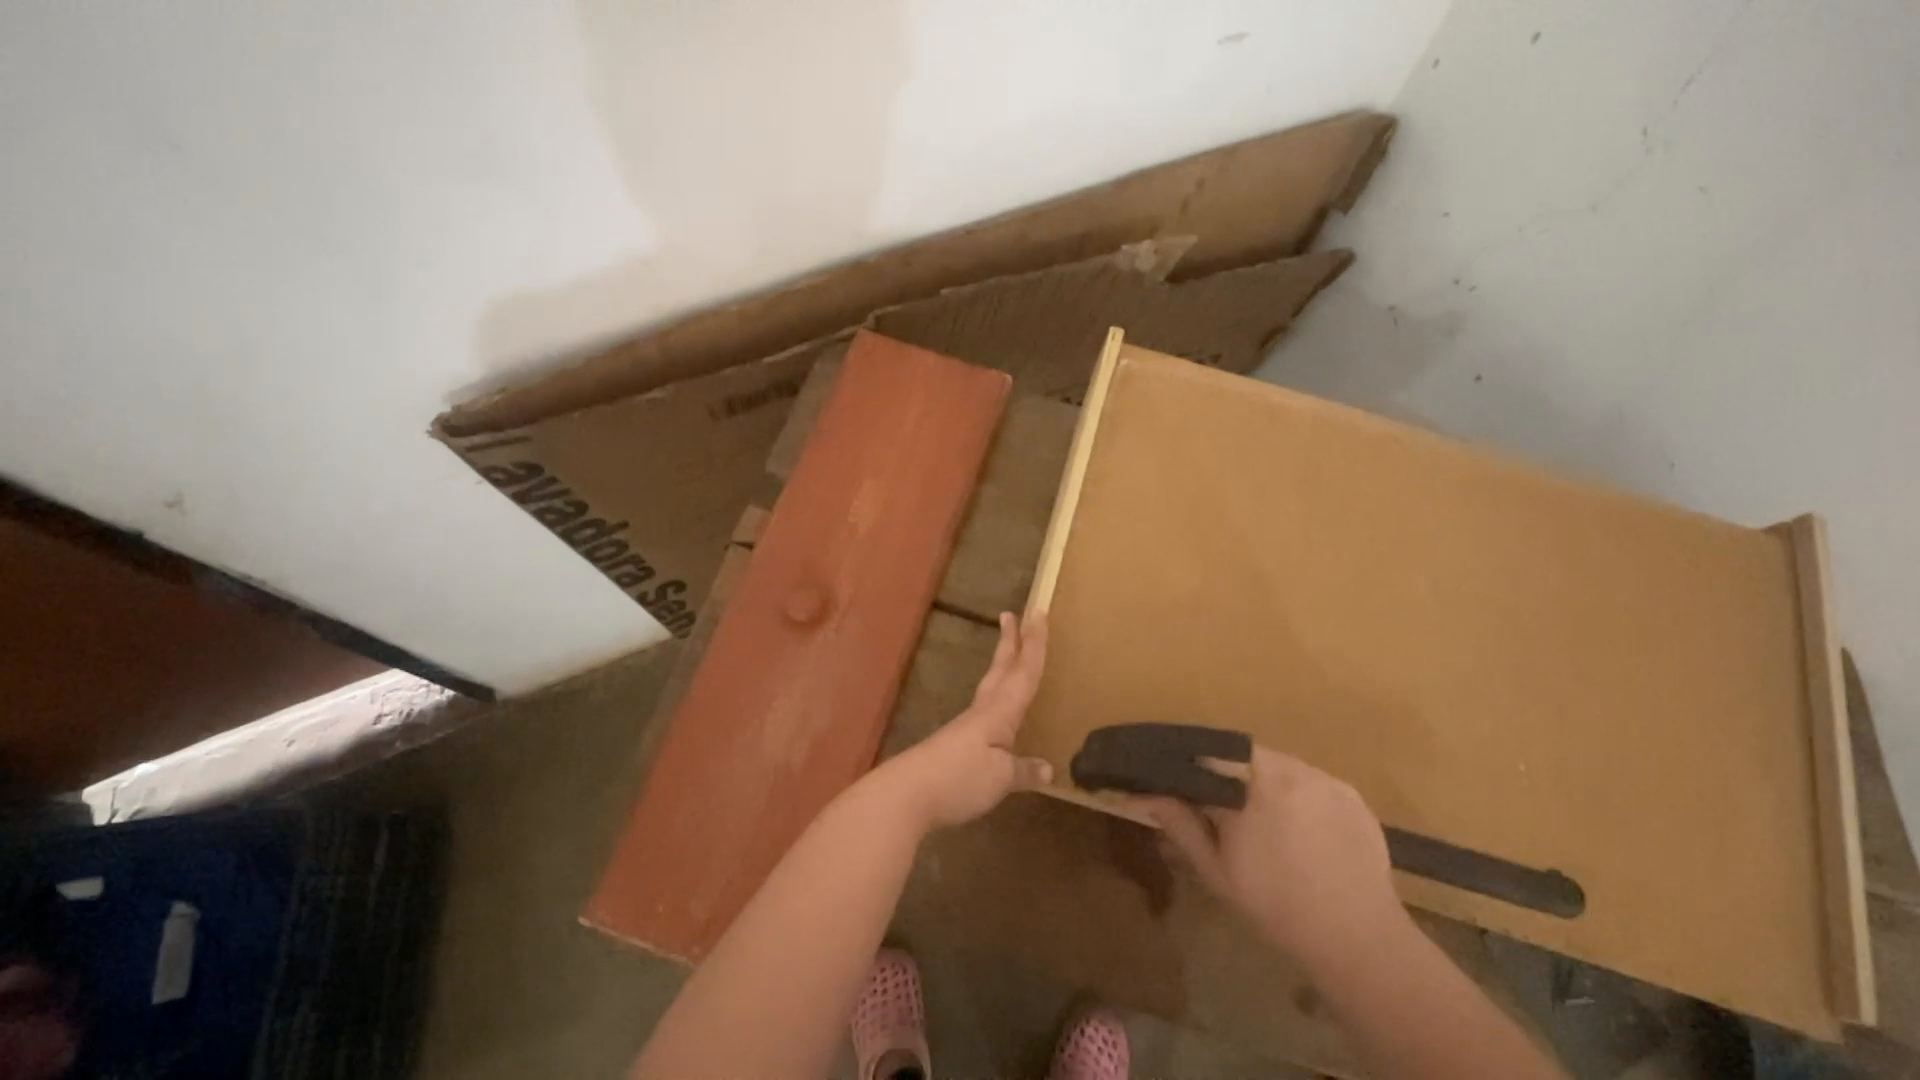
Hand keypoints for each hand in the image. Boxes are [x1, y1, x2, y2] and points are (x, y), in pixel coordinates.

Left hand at [882, 611, 1052, 828]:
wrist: (905, 795)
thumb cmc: (960, 778)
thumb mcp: (1001, 778)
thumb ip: (1024, 771)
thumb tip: (1047, 768)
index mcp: (999, 712)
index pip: (1023, 672)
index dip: (1035, 644)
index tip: (1039, 612)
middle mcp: (982, 713)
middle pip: (1000, 670)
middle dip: (1011, 643)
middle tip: (1013, 614)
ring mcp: (964, 729)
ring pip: (990, 688)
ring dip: (1001, 667)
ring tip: (1008, 656)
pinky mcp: (953, 747)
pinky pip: (983, 714)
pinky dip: (995, 701)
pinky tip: (996, 717)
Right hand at [1141, 747, 1406, 971]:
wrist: (1356, 935)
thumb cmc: (1275, 906)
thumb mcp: (1216, 870)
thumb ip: (1180, 824)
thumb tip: (1140, 794)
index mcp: (1247, 788)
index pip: (1203, 759)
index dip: (1187, 771)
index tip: (1180, 790)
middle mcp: (1286, 771)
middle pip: (1241, 756)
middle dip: (1227, 775)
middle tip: (1223, 810)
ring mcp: (1322, 778)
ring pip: (1276, 764)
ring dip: (1261, 781)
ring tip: (1263, 819)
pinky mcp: (1348, 791)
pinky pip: (1309, 779)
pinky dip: (1296, 794)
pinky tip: (1300, 828)